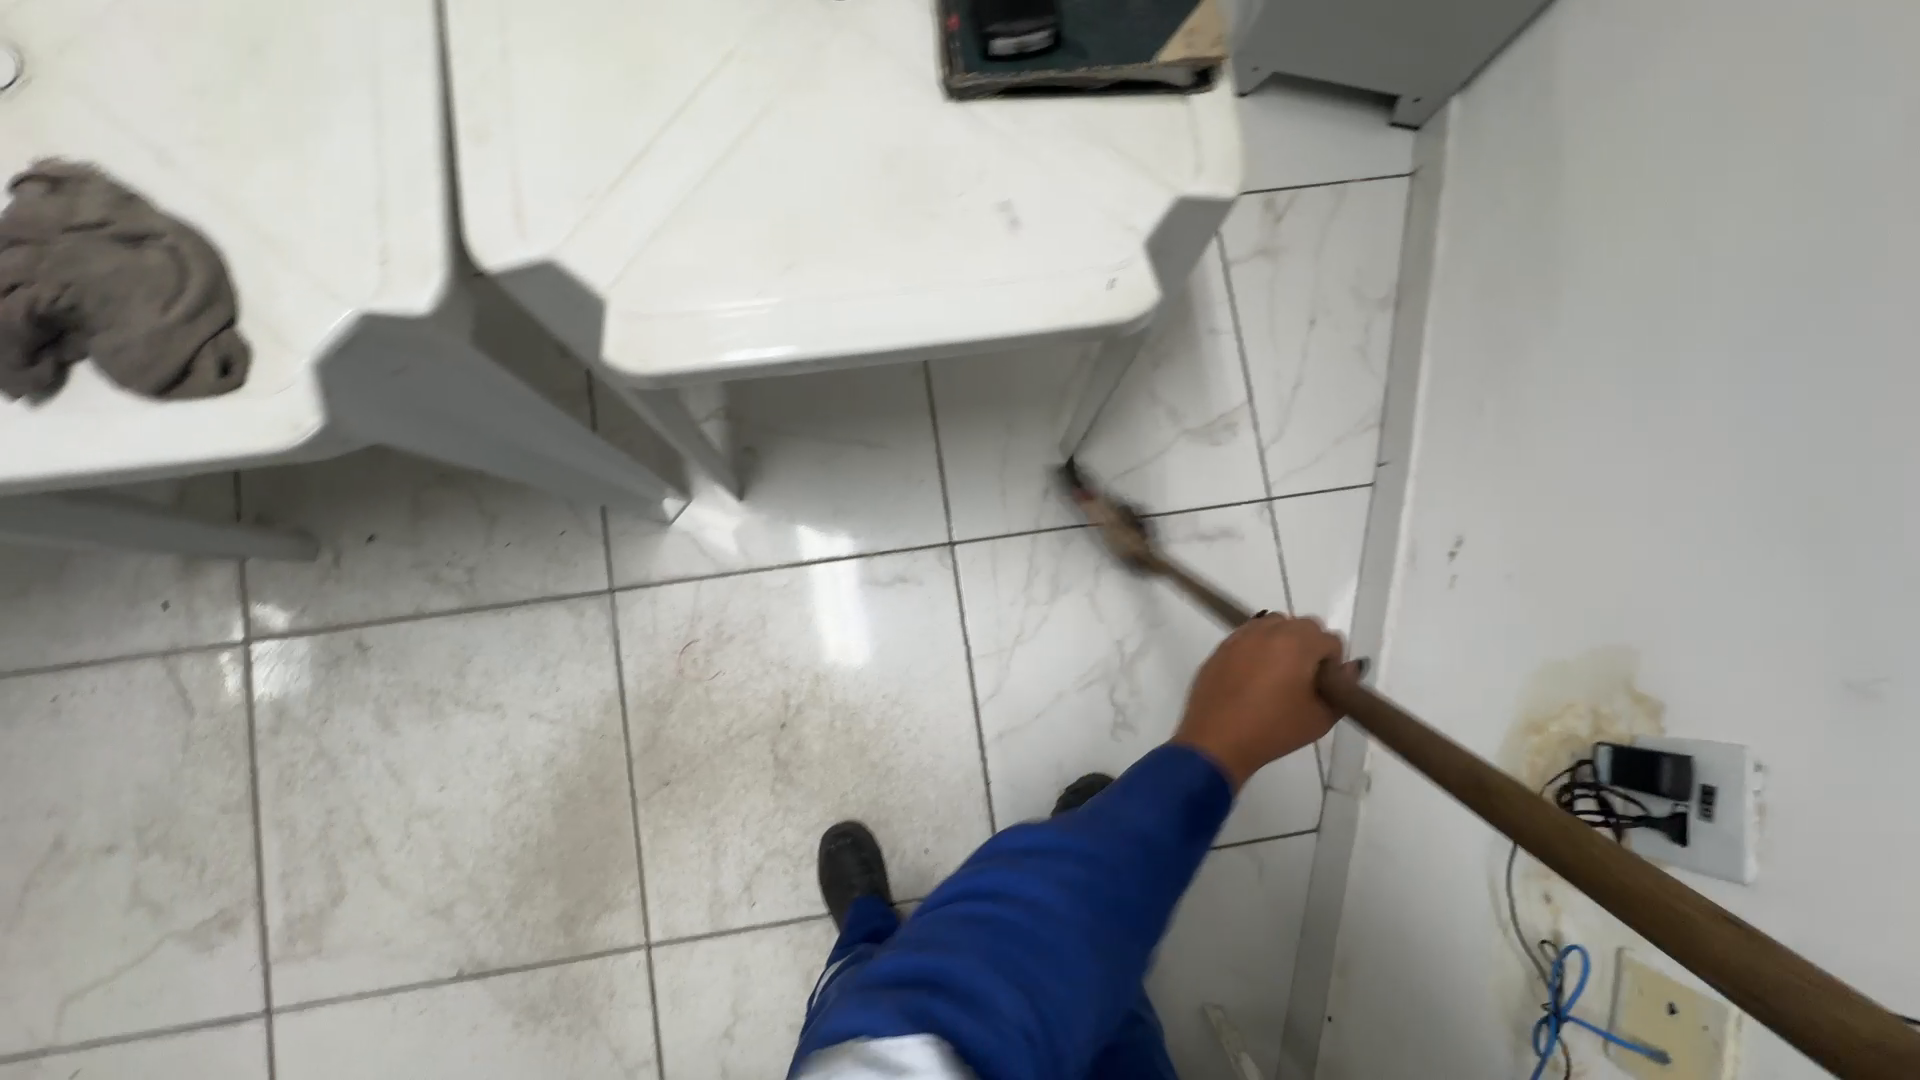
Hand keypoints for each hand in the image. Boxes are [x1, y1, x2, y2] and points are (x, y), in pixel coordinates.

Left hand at [1172, 614, 1351, 790]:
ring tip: (1279, 676)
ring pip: (1273, 625)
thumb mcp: (1320, 717)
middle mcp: (1268, 630)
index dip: (1333, 663)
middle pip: (1302, 626)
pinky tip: (1253, 678)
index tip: (1325, 686)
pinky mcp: (1221, 647)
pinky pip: (1248, 637)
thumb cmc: (1274, 729)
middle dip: (1310, 647)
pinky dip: (1257, 648)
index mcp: (1297, 642)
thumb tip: (1350, 668)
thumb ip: (1343, 688)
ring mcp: (1241, 636)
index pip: (1331, 639)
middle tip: (1304, 680)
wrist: (1217, 739)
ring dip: (1283, 642)